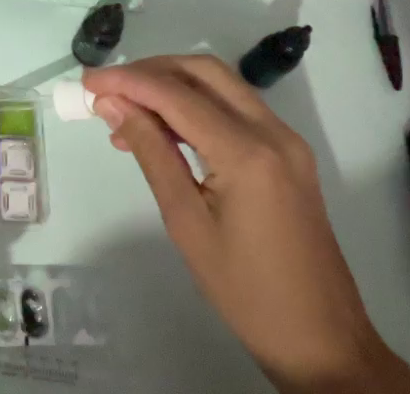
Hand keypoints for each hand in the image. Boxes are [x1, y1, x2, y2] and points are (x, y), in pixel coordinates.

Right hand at [83, 56, 409, 393]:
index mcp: (247, 152)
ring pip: (221, 85)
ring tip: (126, 113)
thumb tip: (113, 105)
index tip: (86, 84)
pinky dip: (196, 106)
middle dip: (150, 71)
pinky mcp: (289, 153)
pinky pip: (236, 109)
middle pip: (203, 72)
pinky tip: (164, 130)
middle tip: (107, 90)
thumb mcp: (186, 222)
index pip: (176, 94)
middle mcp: (272, 131)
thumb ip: (151, 153)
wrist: (322, 339)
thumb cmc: (245, 291)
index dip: (127, 81)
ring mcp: (286, 140)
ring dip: (172, 86)